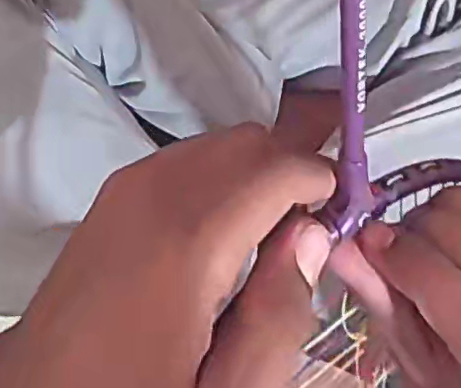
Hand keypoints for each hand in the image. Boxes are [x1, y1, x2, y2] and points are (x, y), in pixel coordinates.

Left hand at [0, 123, 333, 387]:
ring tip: (270, 232)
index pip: (276, 165)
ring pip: (220, 142)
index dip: (320, 178)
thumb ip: (276, 317)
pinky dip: (222, 172)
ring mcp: (131, 181)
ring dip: (257, 170)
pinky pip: (189, 156)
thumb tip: (314, 234)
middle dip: (291, 169)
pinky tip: (223, 228)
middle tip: (311, 229)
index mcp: (189, 237)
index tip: (343, 212)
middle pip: (249, 142)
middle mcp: (159, 188)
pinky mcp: (116, 188)